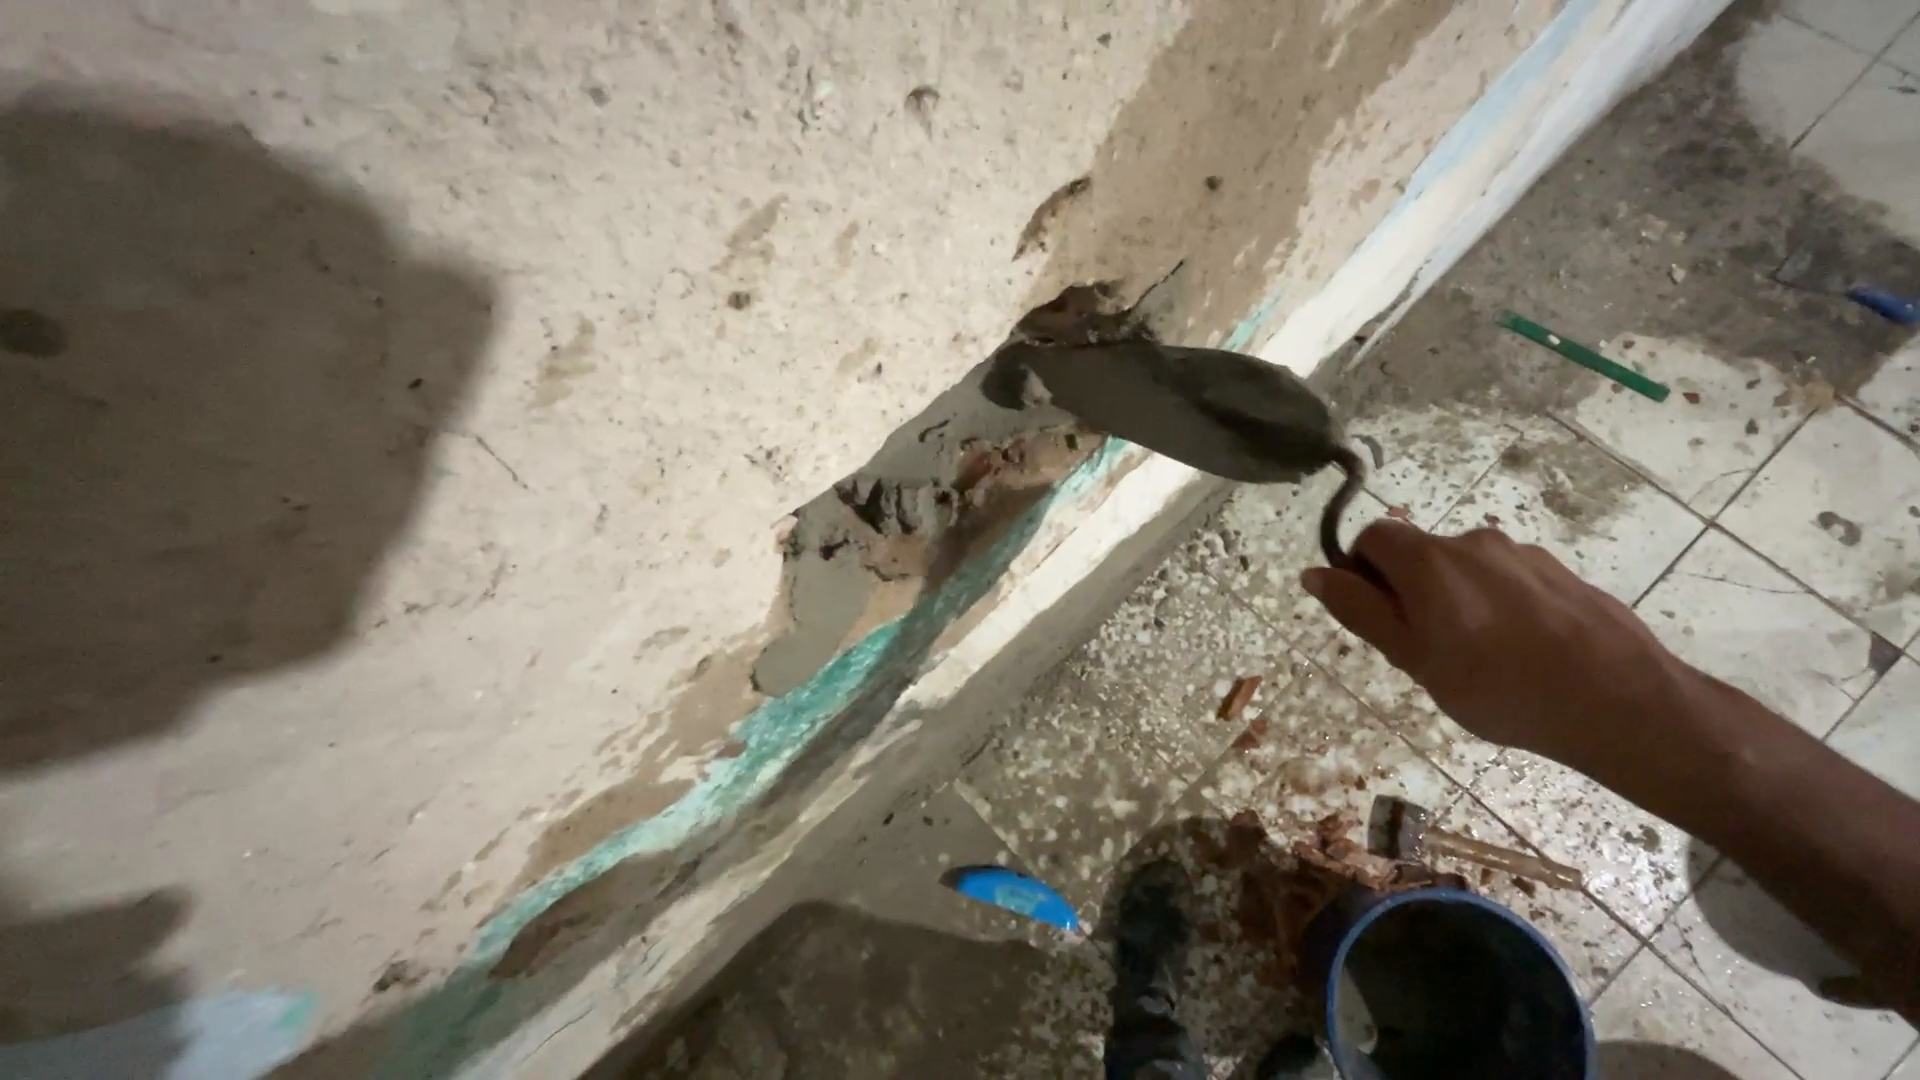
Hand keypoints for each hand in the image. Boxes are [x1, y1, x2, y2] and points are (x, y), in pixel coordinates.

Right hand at [1301, 521, 1690, 770]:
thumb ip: (1359, 610)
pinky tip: (1520, 653)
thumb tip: (1314, 574)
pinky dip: (1498, 606)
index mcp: (1428, 559)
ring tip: (1478, 658)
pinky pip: (1508, 581)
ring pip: (1465, 570)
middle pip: (1419, 554)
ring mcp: (1523, 555)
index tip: (1377, 617)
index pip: (1371, 537)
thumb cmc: (1496, 685)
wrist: (1621, 701)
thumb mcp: (1410, 655)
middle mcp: (1472, 542)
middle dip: (1408, 591)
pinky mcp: (1562, 574)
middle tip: (1424, 649)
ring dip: (1455, 600)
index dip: (1361, 572)